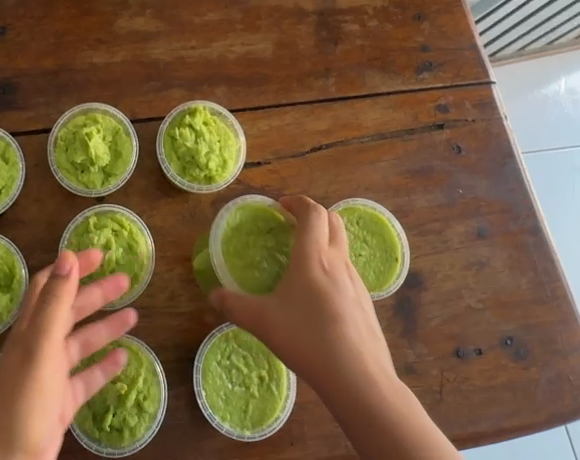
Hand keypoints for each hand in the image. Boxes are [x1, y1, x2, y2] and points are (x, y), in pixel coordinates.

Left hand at [0, 248, 137, 459]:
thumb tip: (67, 253)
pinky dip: (103, 367)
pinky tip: (124, 359)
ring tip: (134, 316)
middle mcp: (38, 347)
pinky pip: (85, 379)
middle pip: (69, 312)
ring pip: (80, 344)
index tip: (99, 254)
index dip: (72, 268)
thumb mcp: (41, 346)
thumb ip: (55, 301)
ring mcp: (49, 377)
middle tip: (126, 281)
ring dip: (105, 328)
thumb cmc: (23, 400)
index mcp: (30, 329)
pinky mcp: (60, 404)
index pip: (50, 286)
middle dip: (95, 294)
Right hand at [210, 196, 393, 406]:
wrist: (359, 378)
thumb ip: (236, 307)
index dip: (297, 202)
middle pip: (333, 220)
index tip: (281, 206)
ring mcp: (356, 282)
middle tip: (293, 225)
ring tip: (304, 261)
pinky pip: (349, 272)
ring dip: (325, 241)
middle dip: (314, 215)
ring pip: (343, 246)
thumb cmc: (308, 340)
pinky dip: (334, 268)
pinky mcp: (365, 302)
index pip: (312, 212)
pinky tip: (319, 297)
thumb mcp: (264, 323)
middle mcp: (338, 261)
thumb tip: (213, 297)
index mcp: (313, 257)